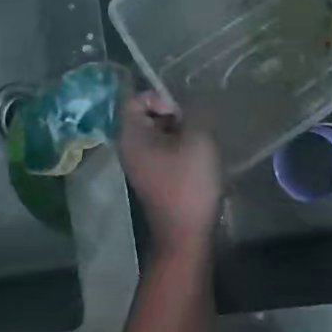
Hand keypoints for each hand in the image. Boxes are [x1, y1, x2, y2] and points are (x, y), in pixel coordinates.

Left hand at [117, 91, 221, 255]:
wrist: (186, 234)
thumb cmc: (189, 183)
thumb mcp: (198, 139)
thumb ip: (194, 113)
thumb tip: (192, 103)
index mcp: (131, 135)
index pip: (136, 99)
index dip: (161, 98)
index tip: (183, 114)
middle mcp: (129, 148)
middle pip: (148, 117)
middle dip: (174, 116)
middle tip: (197, 127)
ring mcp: (140, 166)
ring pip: (159, 136)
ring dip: (181, 135)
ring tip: (202, 143)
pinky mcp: (154, 179)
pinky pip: (165, 154)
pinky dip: (181, 151)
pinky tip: (200, 160)